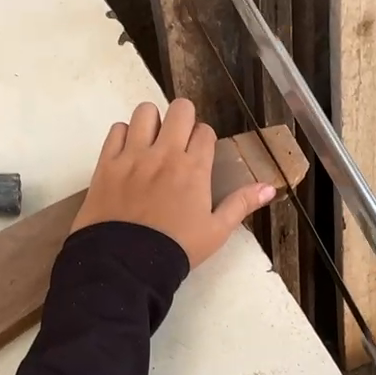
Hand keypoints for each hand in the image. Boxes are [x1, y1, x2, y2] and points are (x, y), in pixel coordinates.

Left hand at [71, 99, 275, 267]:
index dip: (204, 140)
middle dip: (183, 119)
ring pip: (145, 112)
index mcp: (193, 168)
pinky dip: (124, 135)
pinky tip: (128, 151)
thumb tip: (269, 187)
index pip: (204, 131)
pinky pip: (116, 130)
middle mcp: (164, 154)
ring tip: (151, 141)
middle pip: (179, 110)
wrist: (127, 264)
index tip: (199, 155)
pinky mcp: (106, 163)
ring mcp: (133, 156)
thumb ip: (241, 204)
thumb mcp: (216, 231)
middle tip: (178, 139)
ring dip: (152, 122)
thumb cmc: (176, 249)